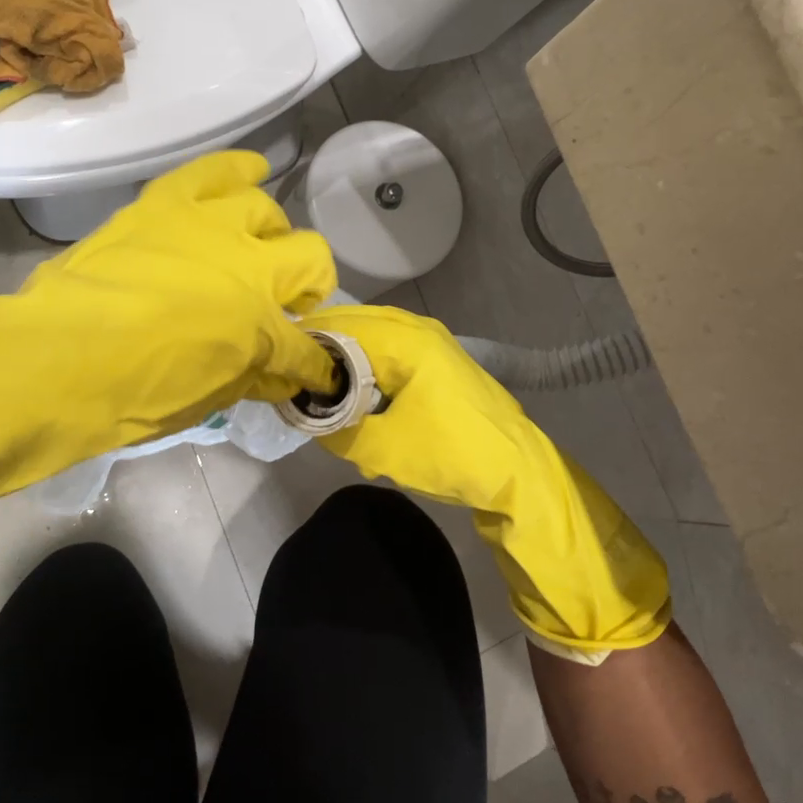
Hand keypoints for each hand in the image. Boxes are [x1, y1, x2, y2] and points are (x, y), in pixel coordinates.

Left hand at [0, 152, 337, 612]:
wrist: (43, 364)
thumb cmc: (123, 399)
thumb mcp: (201, 401)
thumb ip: (251, 376)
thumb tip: (286, 369)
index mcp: (255, 326)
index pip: (310, 341)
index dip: (315, 360)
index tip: (309, 369)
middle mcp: (243, 266)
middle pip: (308, 258)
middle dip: (304, 286)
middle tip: (279, 308)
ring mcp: (202, 227)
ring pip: (266, 207)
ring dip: (270, 233)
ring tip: (253, 250)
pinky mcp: (162, 205)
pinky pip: (214, 170)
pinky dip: (236, 171)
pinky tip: (246, 176)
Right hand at [302, 306, 670, 660]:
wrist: (520, 477)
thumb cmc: (452, 456)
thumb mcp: (383, 449)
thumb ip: (336, 429)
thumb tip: (308, 415)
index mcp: (408, 341)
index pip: (341, 327)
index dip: (307, 347)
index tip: (282, 373)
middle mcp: (422, 331)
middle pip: (356, 325)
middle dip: (325, 349)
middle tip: (297, 378)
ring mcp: (436, 345)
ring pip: (374, 338)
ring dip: (348, 358)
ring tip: (324, 389)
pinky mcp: (443, 364)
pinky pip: (392, 352)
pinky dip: (370, 366)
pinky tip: (359, 396)